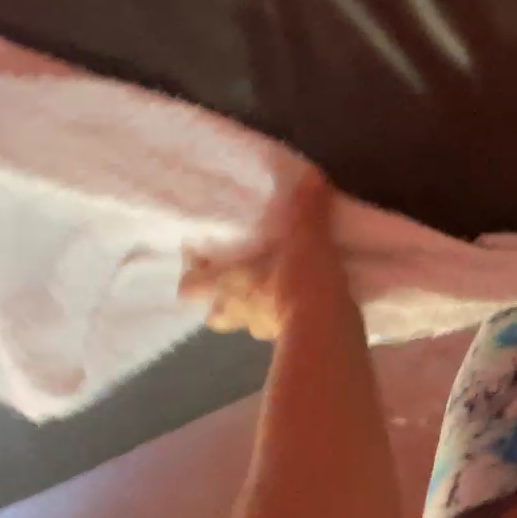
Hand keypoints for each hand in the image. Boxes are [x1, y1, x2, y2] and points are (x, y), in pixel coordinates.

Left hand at [180, 169, 341, 341]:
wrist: (326, 327)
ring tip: (276, 296)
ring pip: (246, 322)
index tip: (204, 258)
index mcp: (224, 284)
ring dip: (255, 311)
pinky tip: (303, 309)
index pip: (189, 284)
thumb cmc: (299, 280)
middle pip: (213, 312)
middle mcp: (235, 310)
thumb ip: (307, 208)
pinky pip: (281, 328)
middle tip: (243, 281)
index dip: (193, 272)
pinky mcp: (290, 340)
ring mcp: (261, 329)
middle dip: (223, 299)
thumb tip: (311, 177)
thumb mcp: (305, 235)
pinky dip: (287, 319)